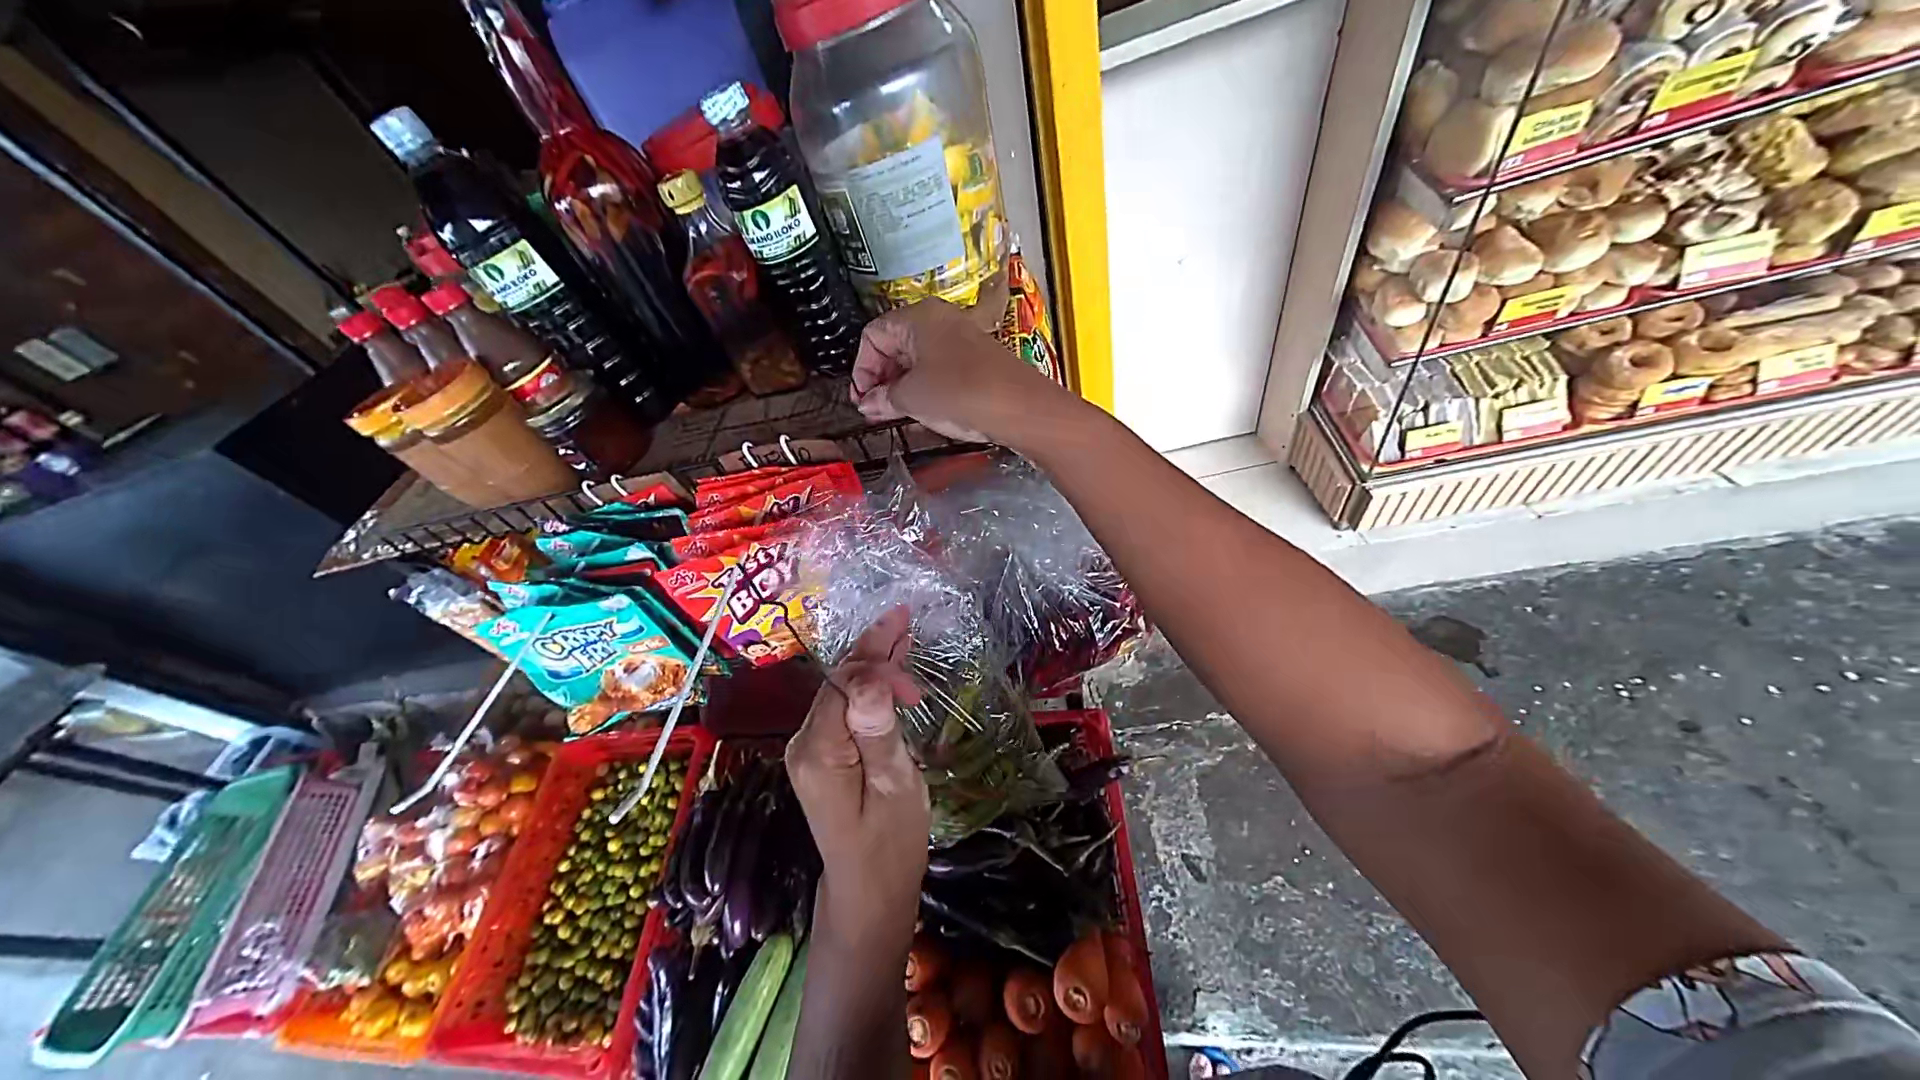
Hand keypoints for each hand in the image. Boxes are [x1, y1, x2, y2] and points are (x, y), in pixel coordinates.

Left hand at [785, 607, 928, 934]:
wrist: (868, 894)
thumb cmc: (890, 847)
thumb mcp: (895, 788)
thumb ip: (879, 732)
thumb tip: (870, 679)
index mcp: (819, 751)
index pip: (844, 682)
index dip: (874, 653)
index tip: (906, 627)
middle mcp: (805, 743)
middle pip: (839, 681)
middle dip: (872, 648)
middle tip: (905, 616)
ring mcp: (811, 750)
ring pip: (842, 691)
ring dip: (873, 662)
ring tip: (902, 632)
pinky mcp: (823, 756)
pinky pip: (845, 709)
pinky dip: (869, 686)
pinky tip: (890, 671)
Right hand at [850, 299, 1068, 443]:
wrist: (1020, 407)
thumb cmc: (960, 393)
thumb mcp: (911, 398)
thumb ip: (882, 398)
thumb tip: (867, 403)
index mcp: (917, 317)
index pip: (872, 336)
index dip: (861, 368)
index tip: (862, 398)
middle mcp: (939, 319)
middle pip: (895, 343)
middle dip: (880, 376)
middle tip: (875, 407)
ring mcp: (961, 337)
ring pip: (918, 357)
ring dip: (902, 383)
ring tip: (896, 412)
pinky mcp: (977, 358)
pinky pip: (940, 366)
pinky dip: (926, 385)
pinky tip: (925, 408)